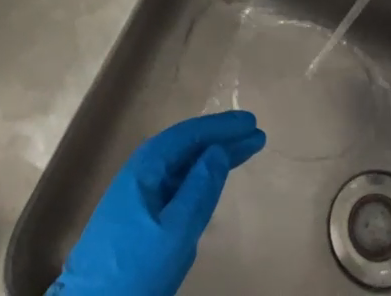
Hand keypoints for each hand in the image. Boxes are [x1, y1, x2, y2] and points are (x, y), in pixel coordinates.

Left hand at [48, 111, 266, 295]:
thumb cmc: (135, 267)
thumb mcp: (175, 231)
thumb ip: (200, 189)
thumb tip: (219, 150)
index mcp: (147, 167)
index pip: (190, 135)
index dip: (222, 127)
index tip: (252, 122)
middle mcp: (142, 171)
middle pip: (188, 146)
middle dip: (222, 139)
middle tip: (256, 135)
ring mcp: (139, 193)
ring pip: (183, 165)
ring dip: (213, 156)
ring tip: (244, 152)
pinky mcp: (139, 215)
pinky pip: (176, 184)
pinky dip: (199, 177)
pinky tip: (212, 179)